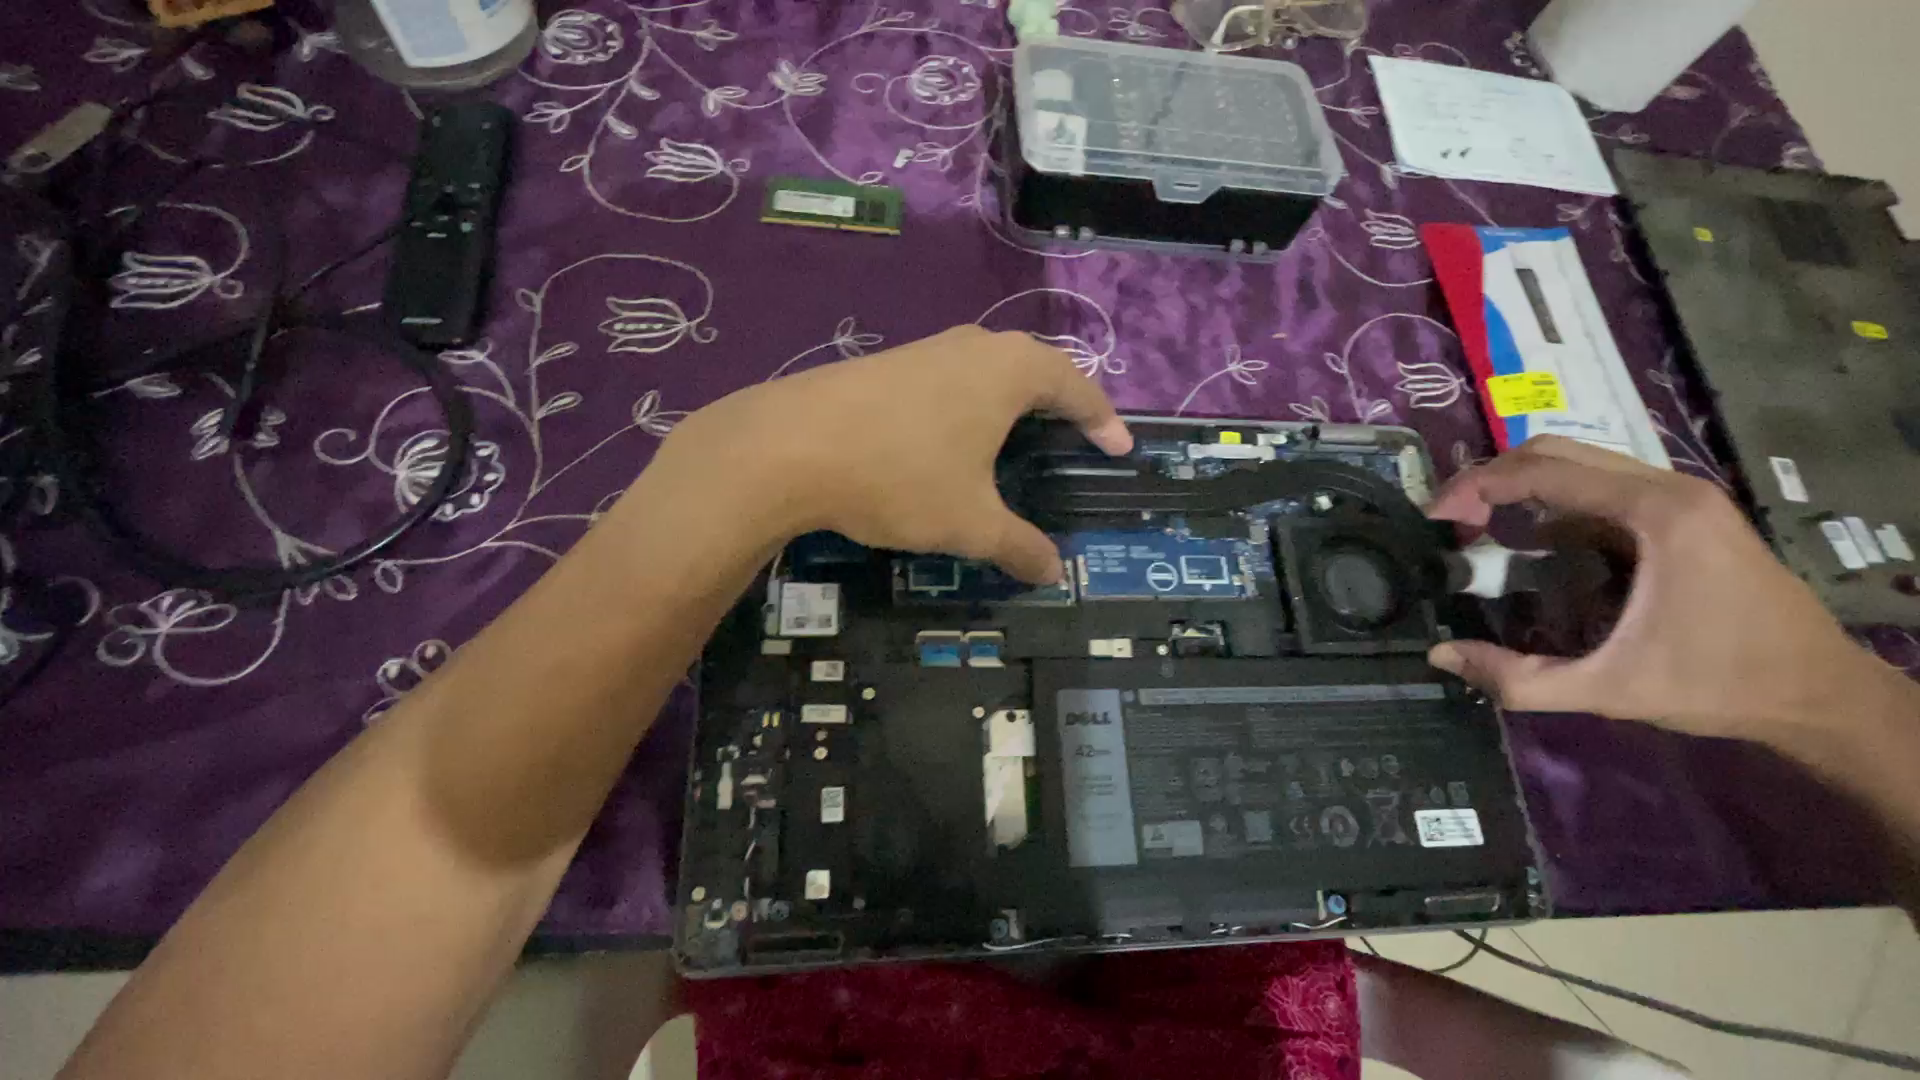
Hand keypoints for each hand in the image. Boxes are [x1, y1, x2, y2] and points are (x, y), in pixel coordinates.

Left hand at [648, 326, 1131, 582]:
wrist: (788, 447)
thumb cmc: (901, 476)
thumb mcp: (970, 522)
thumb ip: (1019, 546)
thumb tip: (1053, 573)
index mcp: (1010, 371)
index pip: (1076, 386)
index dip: (1103, 419)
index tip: (1120, 448)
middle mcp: (973, 346)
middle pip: (1034, 366)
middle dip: (1060, 400)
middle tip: (1074, 435)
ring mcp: (925, 350)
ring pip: (986, 368)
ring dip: (1010, 399)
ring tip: (1017, 436)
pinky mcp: (885, 364)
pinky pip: (948, 380)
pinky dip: (967, 405)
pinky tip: (950, 439)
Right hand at [1425, 435, 1899, 748]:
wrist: (1822, 695)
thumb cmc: (1719, 684)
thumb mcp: (1608, 689)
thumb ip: (1518, 677)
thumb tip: (1440, 655)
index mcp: (1655, 513)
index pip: (1541, 470)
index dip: (1475, 487)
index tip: (1436, 519)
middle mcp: (1668, 487)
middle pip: (1554, 452)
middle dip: (1490, 479)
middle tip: (1452, 521)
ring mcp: (1680, 497)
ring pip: (1577, 464)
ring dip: (1519, 487)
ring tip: (1481, 529)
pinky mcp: (1683, 513)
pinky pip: (1600, 488)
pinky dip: (1552, 503)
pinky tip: (1534, 545)